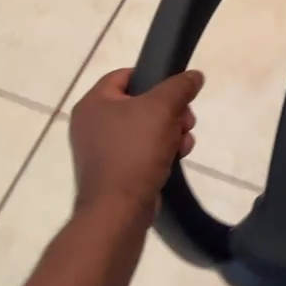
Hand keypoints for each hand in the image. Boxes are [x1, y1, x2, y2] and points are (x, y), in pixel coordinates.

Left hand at [68, 69, 203, 215]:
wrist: (118, 210)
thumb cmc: (134, 151)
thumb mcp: (162, 108)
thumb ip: (180, 86)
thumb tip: (194, 76)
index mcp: (93, 104)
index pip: (125, 75)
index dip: (153, 77)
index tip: (176, 90)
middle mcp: (92, 124)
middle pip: (142, 102)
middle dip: (171, 110)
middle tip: (186, 120)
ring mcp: (101, 149)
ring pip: (147, 127)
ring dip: (172, 131)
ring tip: (183, 142)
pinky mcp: (114, 170)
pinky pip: (143, 149)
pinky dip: (162, 150)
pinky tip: (177, 156)